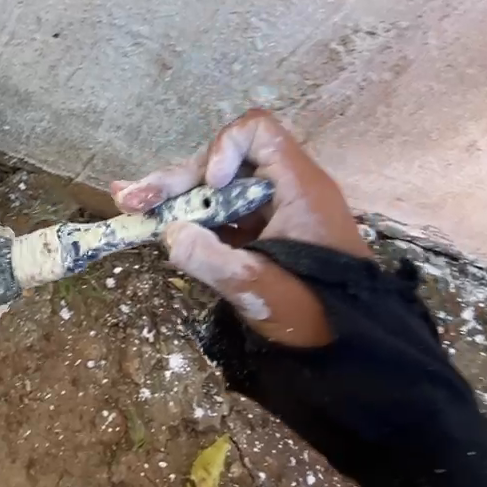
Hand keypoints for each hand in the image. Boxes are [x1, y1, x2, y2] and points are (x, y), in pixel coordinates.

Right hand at [111, 110, 368, 345]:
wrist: (357, 354)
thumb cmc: (320, 314)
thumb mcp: (263, 289)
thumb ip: (213, 260)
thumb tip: (169, 233)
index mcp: (297, 188)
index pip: (258, 132)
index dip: (224, 148)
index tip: (210, 185)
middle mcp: (283, 189)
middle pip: (219, 163)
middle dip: (174, 180)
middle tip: (132, 199)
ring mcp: (270, 211)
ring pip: (213, 187)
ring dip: (171, 197)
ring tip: (129, 206)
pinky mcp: (260, 233)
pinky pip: (218, 211)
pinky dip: (186, 215)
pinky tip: (150, 221)